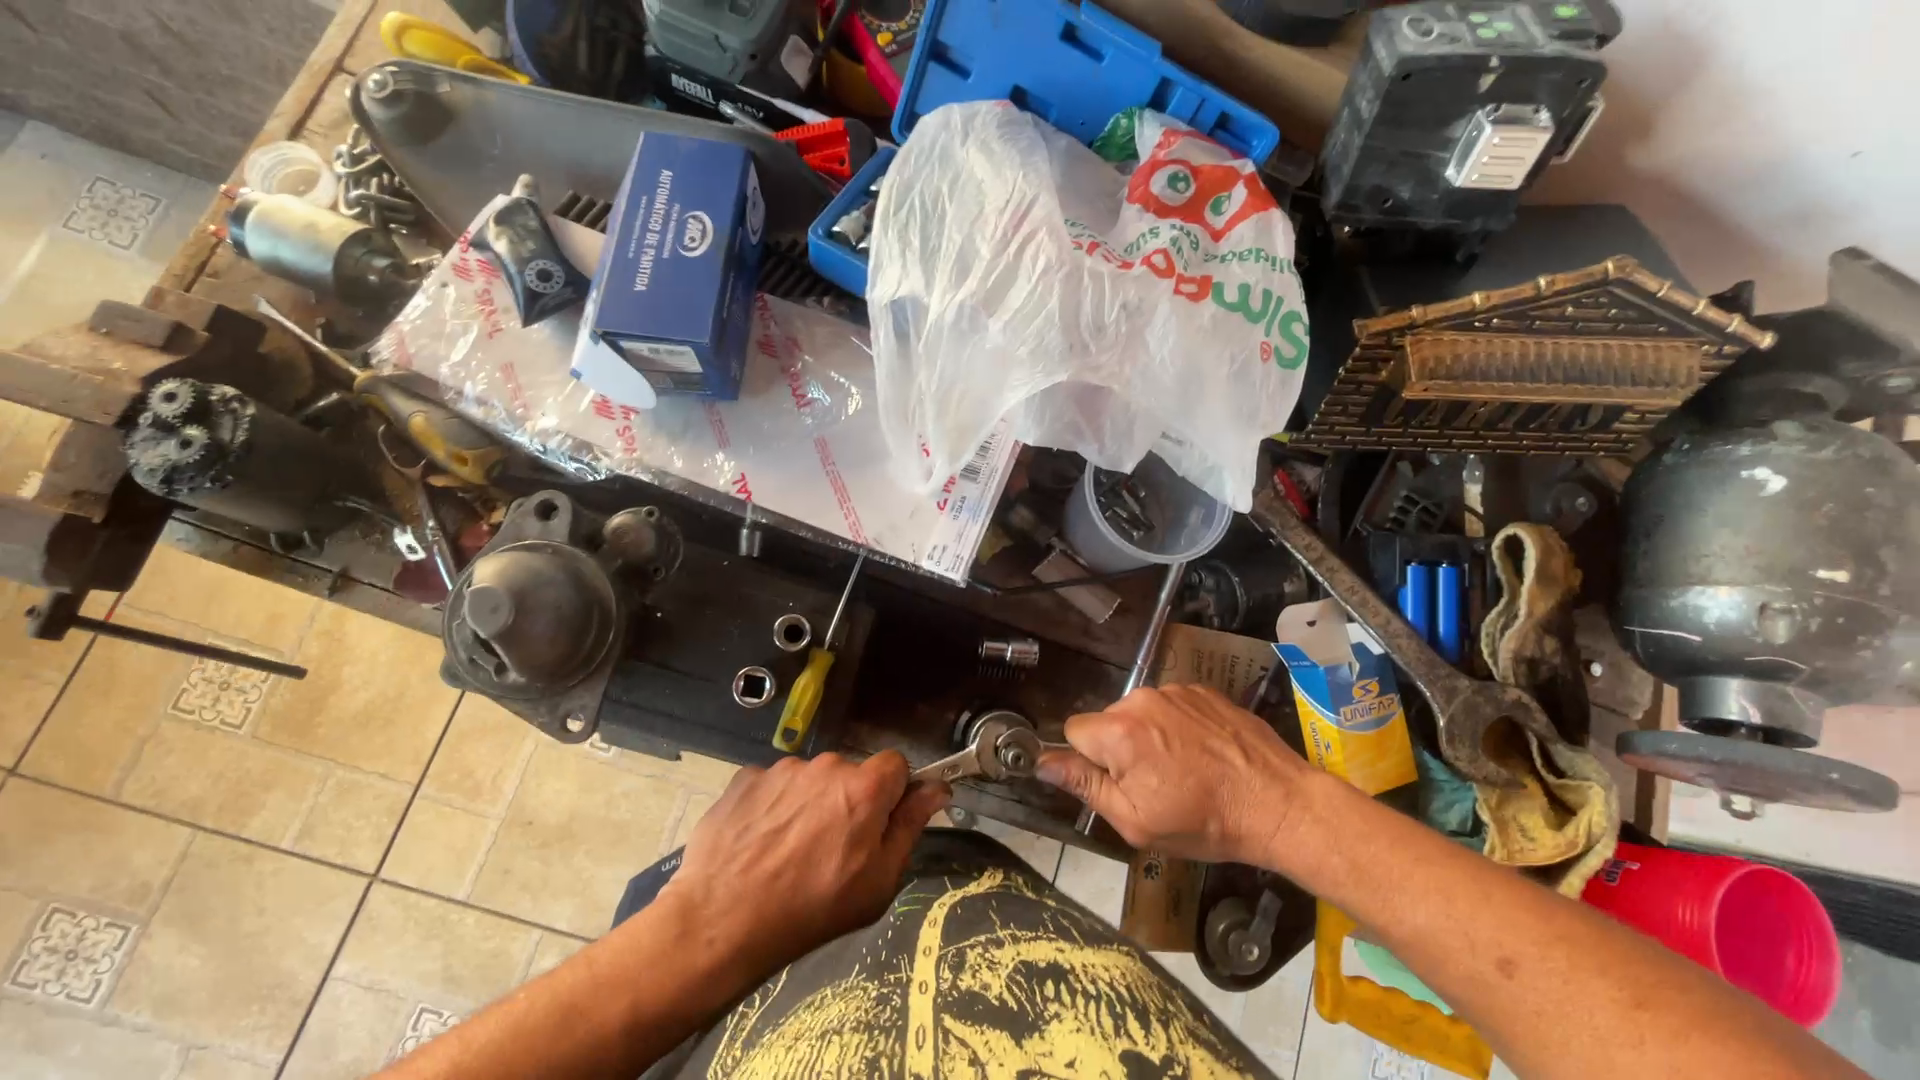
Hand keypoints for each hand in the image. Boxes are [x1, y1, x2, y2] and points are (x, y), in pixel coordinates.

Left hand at [662, 752, 948, 971]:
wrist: (723, 920)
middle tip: (831, 849)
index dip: (892, 792)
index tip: (880, 824)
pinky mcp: (743, 779)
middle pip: (849, 774)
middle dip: (848, 802)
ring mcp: (781, 770)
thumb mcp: (878, 881)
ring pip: (809, 780)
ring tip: (788, 851)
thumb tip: (937, 789)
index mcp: (864, 788)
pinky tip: (759, 843)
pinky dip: (772, 807)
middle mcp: (825, 766)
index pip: (896, 765)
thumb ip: (909, 827)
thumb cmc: (813, 909)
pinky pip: (771, 786)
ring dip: (808, 804)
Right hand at [1036, 684, 1312, 864]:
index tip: (1117, 784)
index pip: (1073, 731)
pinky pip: (1172, 707)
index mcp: (1120, 732)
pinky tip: (1202, 755)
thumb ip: (1084, 786)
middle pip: (1108, 721)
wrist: (1278, 804)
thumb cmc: (1204, 822)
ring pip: (1140, 714)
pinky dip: (1178, 727)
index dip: (1088, 762)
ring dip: (1150, 737)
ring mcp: (1177, 691)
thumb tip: (1043, 763)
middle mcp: (1143, 700)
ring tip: (1184, 771)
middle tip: (1154, 785)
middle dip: (1120, 749)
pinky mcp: (1204, 691)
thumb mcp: (1134, 820)